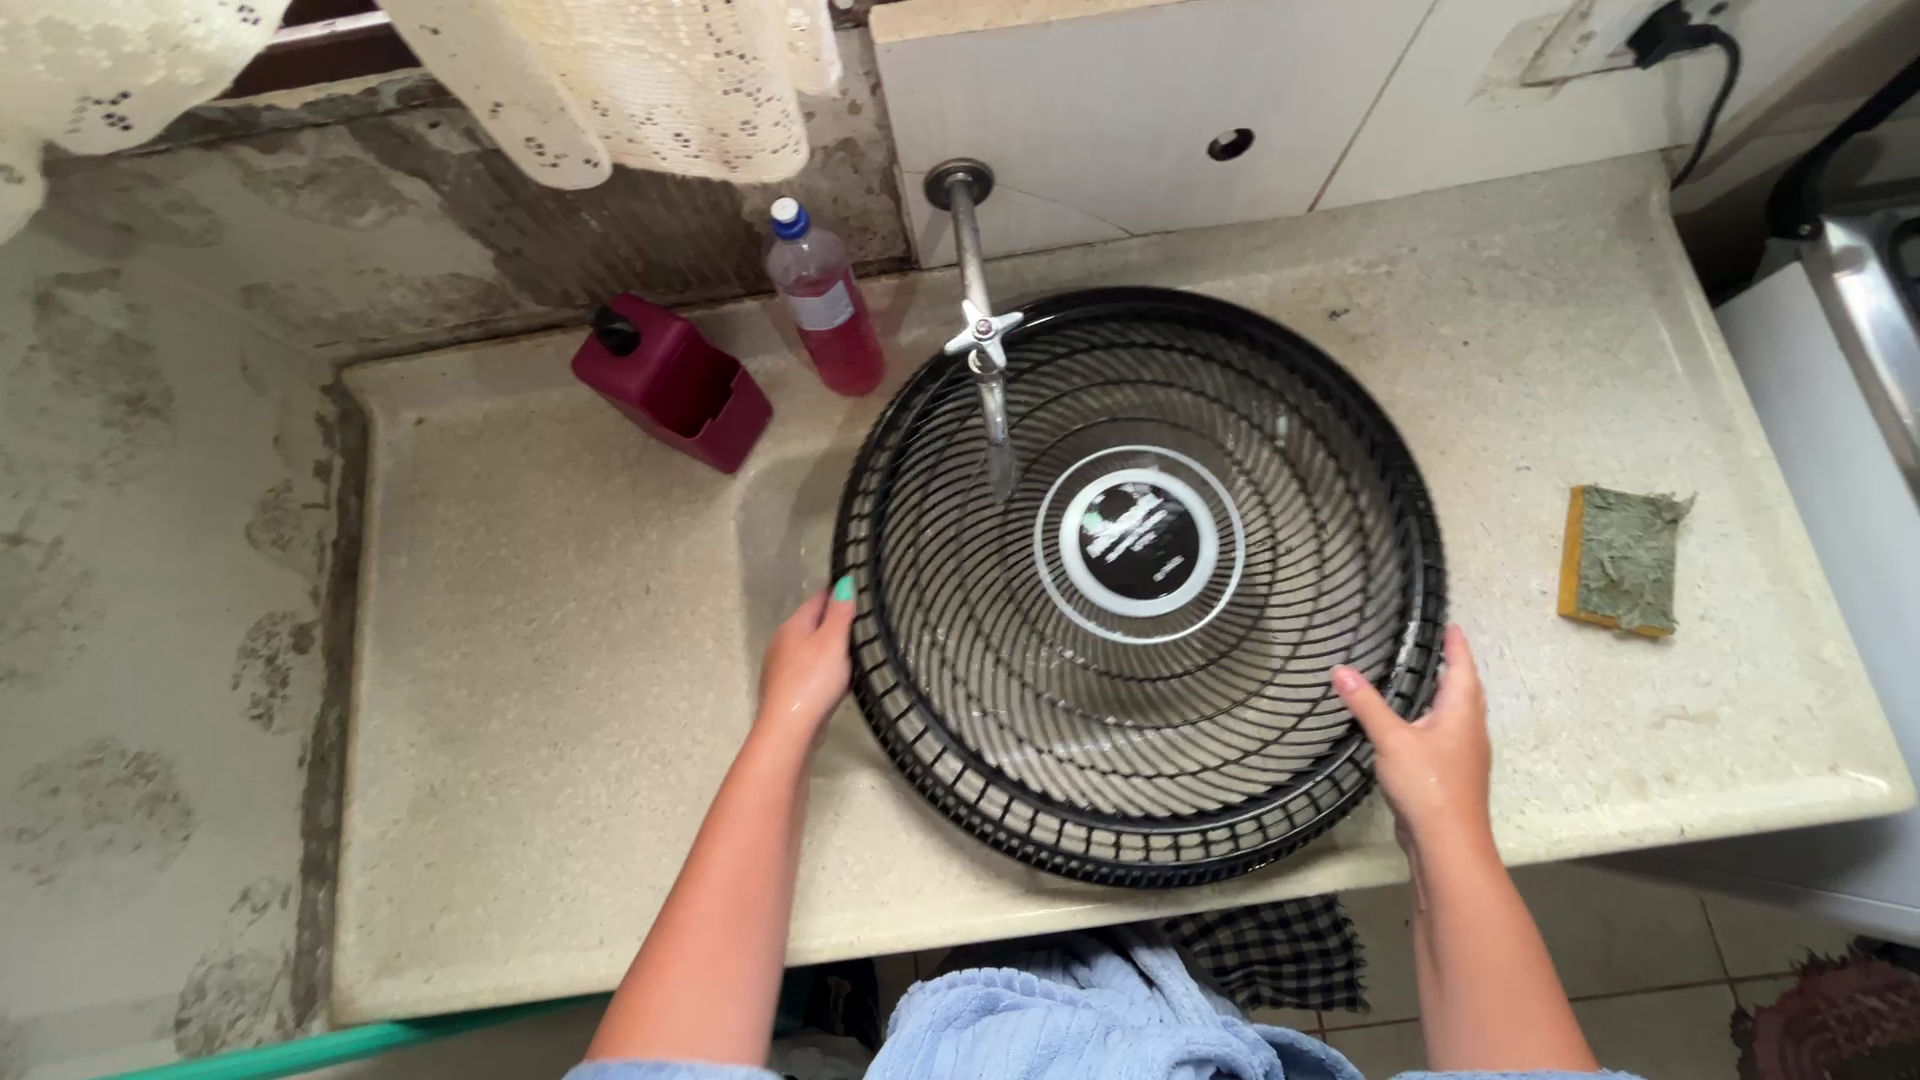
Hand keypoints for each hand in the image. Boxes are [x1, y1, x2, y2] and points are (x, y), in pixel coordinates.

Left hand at [753, 576, 855, 750]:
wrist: (789, 729)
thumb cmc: (813, 680)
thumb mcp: (833, 641)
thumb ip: (840, 612)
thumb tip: (845, 582)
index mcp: (793, 625)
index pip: (818, 598)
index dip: (839, 593)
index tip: (862, 593)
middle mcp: (783, 641)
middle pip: (813, 622)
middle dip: (835, 620)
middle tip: (865, 622)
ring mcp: (782, 666)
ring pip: (811, 647)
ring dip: (830, 646)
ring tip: (858, 649)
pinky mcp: (787, 688)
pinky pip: (810, 669)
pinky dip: (824, 667)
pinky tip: (838, 677)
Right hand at [1331, 624, 1491, 851]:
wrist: (1448, 842)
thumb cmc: (1426, 783)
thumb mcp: (1390, 738)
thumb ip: (1365, 704)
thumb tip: (1340, 670)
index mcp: (1460, 716)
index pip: (1462, 671)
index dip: (1457, 648)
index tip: (1453, 627)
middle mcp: (1469, 731)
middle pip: (1467, 693)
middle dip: (1457, 670)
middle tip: (1443, 650)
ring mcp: (1464, 755)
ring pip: (1460, 716)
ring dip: (1449, 695)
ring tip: (1431, 682)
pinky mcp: (1453, 774)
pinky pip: (1449, 735)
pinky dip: (1437, 719)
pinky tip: (1418, 726)